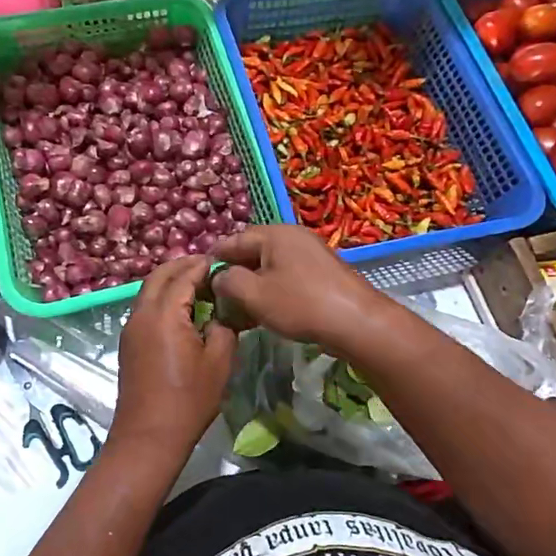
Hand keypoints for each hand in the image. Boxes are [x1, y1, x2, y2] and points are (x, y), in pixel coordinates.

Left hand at [111, 256, 237, 452]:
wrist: (149, 436)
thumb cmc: (189, 400)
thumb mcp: (219, 361)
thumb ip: (224, 326)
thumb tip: (222, 312)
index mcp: (164, 314)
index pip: (184, 275)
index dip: (204, 266)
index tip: (225, 263)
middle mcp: (141, 314)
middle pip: (159, 276)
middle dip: (183, 266)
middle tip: (210, 267)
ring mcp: (131, 328)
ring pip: (149, 290)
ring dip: (171, 281)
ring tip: (200, 286)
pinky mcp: (129, 343)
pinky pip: (145, 308)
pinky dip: (163, 298)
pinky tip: (184, 310)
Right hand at [212, 226, 396, 352]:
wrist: (356, 322)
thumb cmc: (300, 304)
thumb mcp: (254, 294)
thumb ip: (228, 281)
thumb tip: (219, 277)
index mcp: (274, 234)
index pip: (232, 241)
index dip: (213, 260)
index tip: (198, 280)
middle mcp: (292, 237)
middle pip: (252, 252)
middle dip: (233, 275)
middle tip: (217, 299)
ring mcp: (310, 254)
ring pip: (269, 267)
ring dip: (252, 287)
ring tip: (238, 311)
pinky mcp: (321, 274)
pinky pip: (287, 278)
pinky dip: (272, 292)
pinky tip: (264, 314)